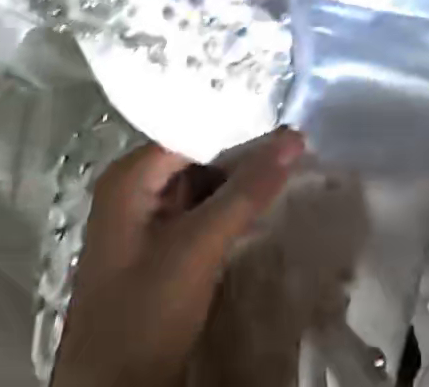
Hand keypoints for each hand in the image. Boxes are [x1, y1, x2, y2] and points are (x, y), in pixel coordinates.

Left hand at [54, 128, 305, 386]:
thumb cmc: (144, 314)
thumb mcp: (199, 247)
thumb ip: (247, 190)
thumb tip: (295, 135)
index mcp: (130, 176)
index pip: (195, 128)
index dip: (241, 120)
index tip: (287, 114)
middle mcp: (135, 186)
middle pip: (201, 151)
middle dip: (247, 148)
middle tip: (298, 137)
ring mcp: (148, 216)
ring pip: (207, 179)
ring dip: (244, 175)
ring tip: (293, 157)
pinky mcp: (164, 243)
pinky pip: (205, 205)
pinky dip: (234, 201)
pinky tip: (268, 194)